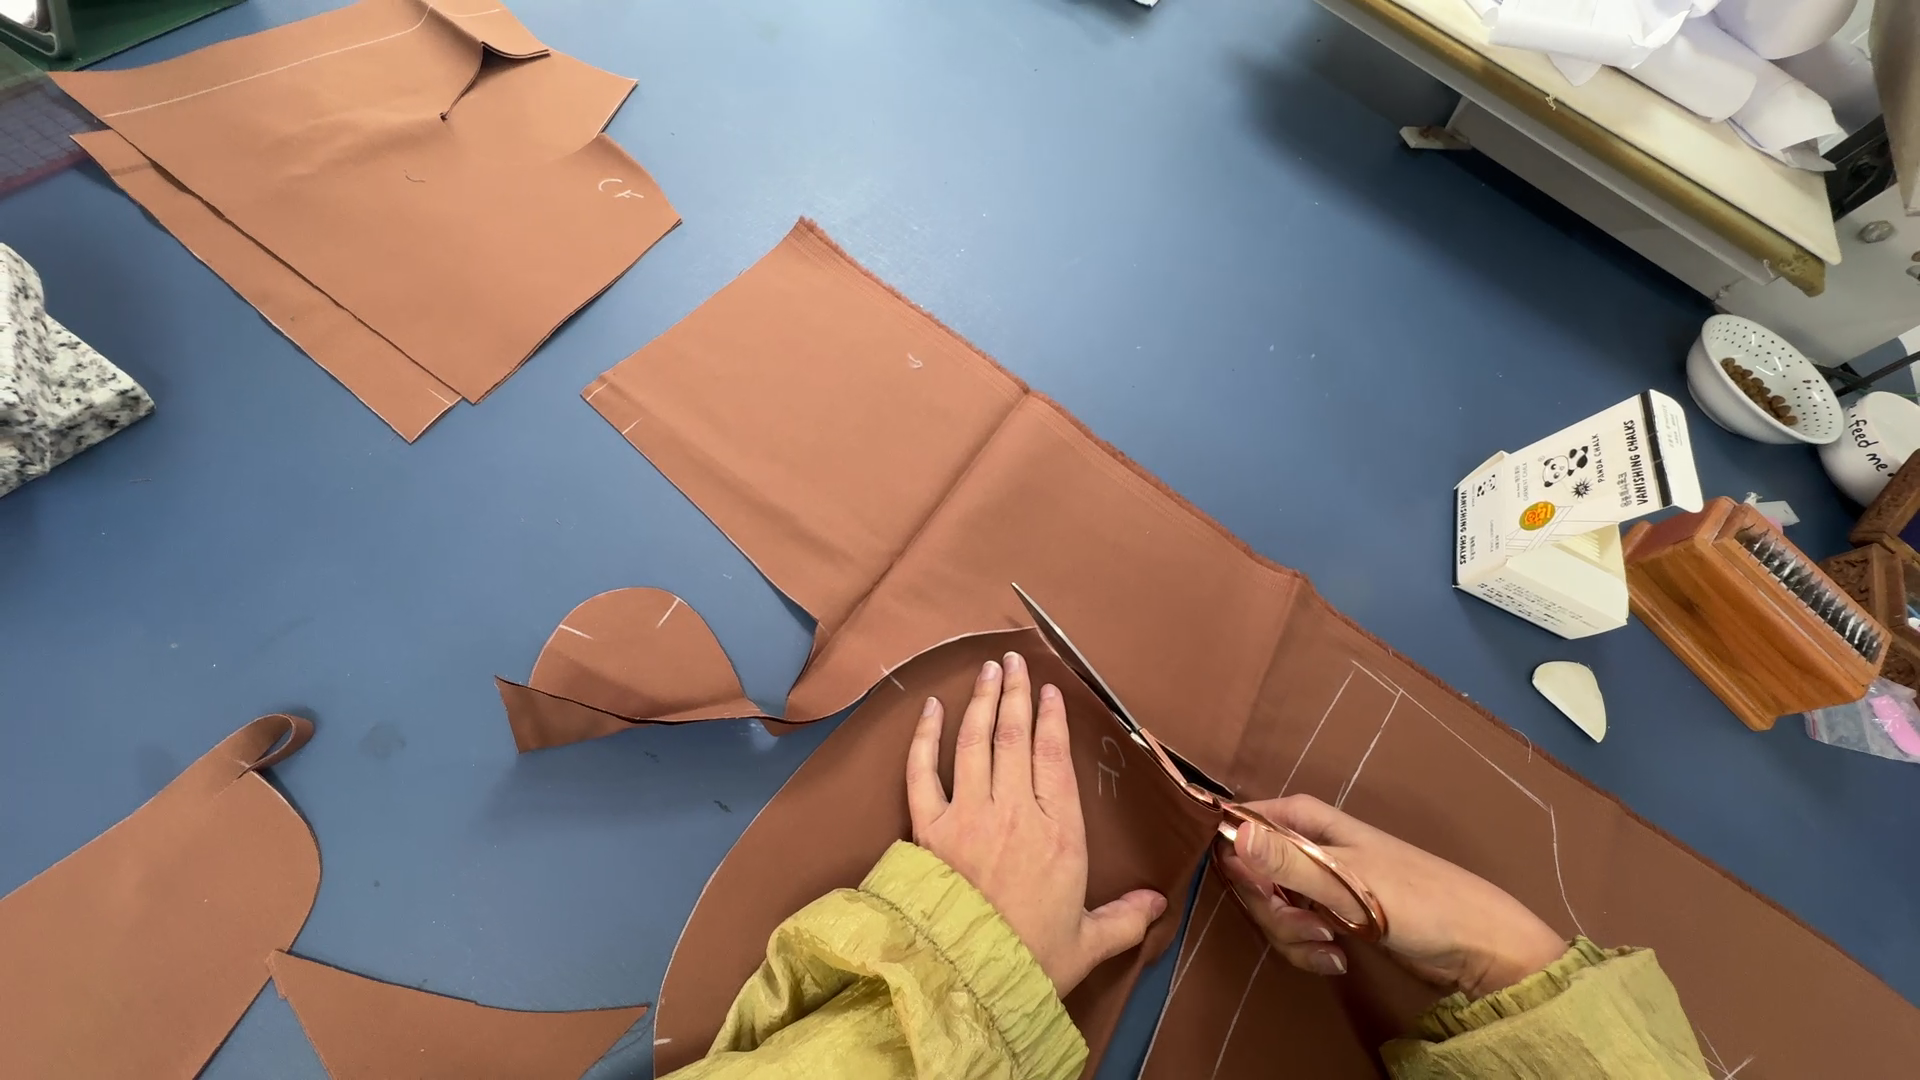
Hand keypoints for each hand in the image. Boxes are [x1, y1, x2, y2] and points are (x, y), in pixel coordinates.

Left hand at [907, 652, 1167, 996]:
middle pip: (1015, 737)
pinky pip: (922, 771)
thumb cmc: (1031, 960)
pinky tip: (931, 708)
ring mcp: (967, 815)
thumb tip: (1160, 904)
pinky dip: (925, 736)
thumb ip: (1125, 917)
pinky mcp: (929, 827)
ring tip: (988, 670)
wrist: (970, 983)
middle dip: (1017, 693)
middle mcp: (1013, 811)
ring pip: (975, 742)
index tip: (1049, 690)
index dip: (1051, 718)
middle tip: (1014, 660)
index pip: (1054, 757)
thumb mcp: (1088, 941)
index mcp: (1057, 832)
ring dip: (983, 701)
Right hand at [1216, 794, 1566, 998]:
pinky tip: (1337, 958)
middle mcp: (1299, 841)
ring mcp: (1310, 877)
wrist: (1478, 946)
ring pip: (1266, 905)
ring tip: (1331, 945)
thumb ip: (1286, 861)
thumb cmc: (1417, 899)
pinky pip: (1290, 928)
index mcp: (1300, 817)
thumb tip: (1232, 834)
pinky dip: (1306, 948)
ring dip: (1289, 934)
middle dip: (1269, 909)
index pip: (1236, 826)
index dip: (1237, 862)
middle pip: (1247, 873)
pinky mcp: (1323, 909)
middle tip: (1307, 927)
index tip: (1260, 892)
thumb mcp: (1347, 882)